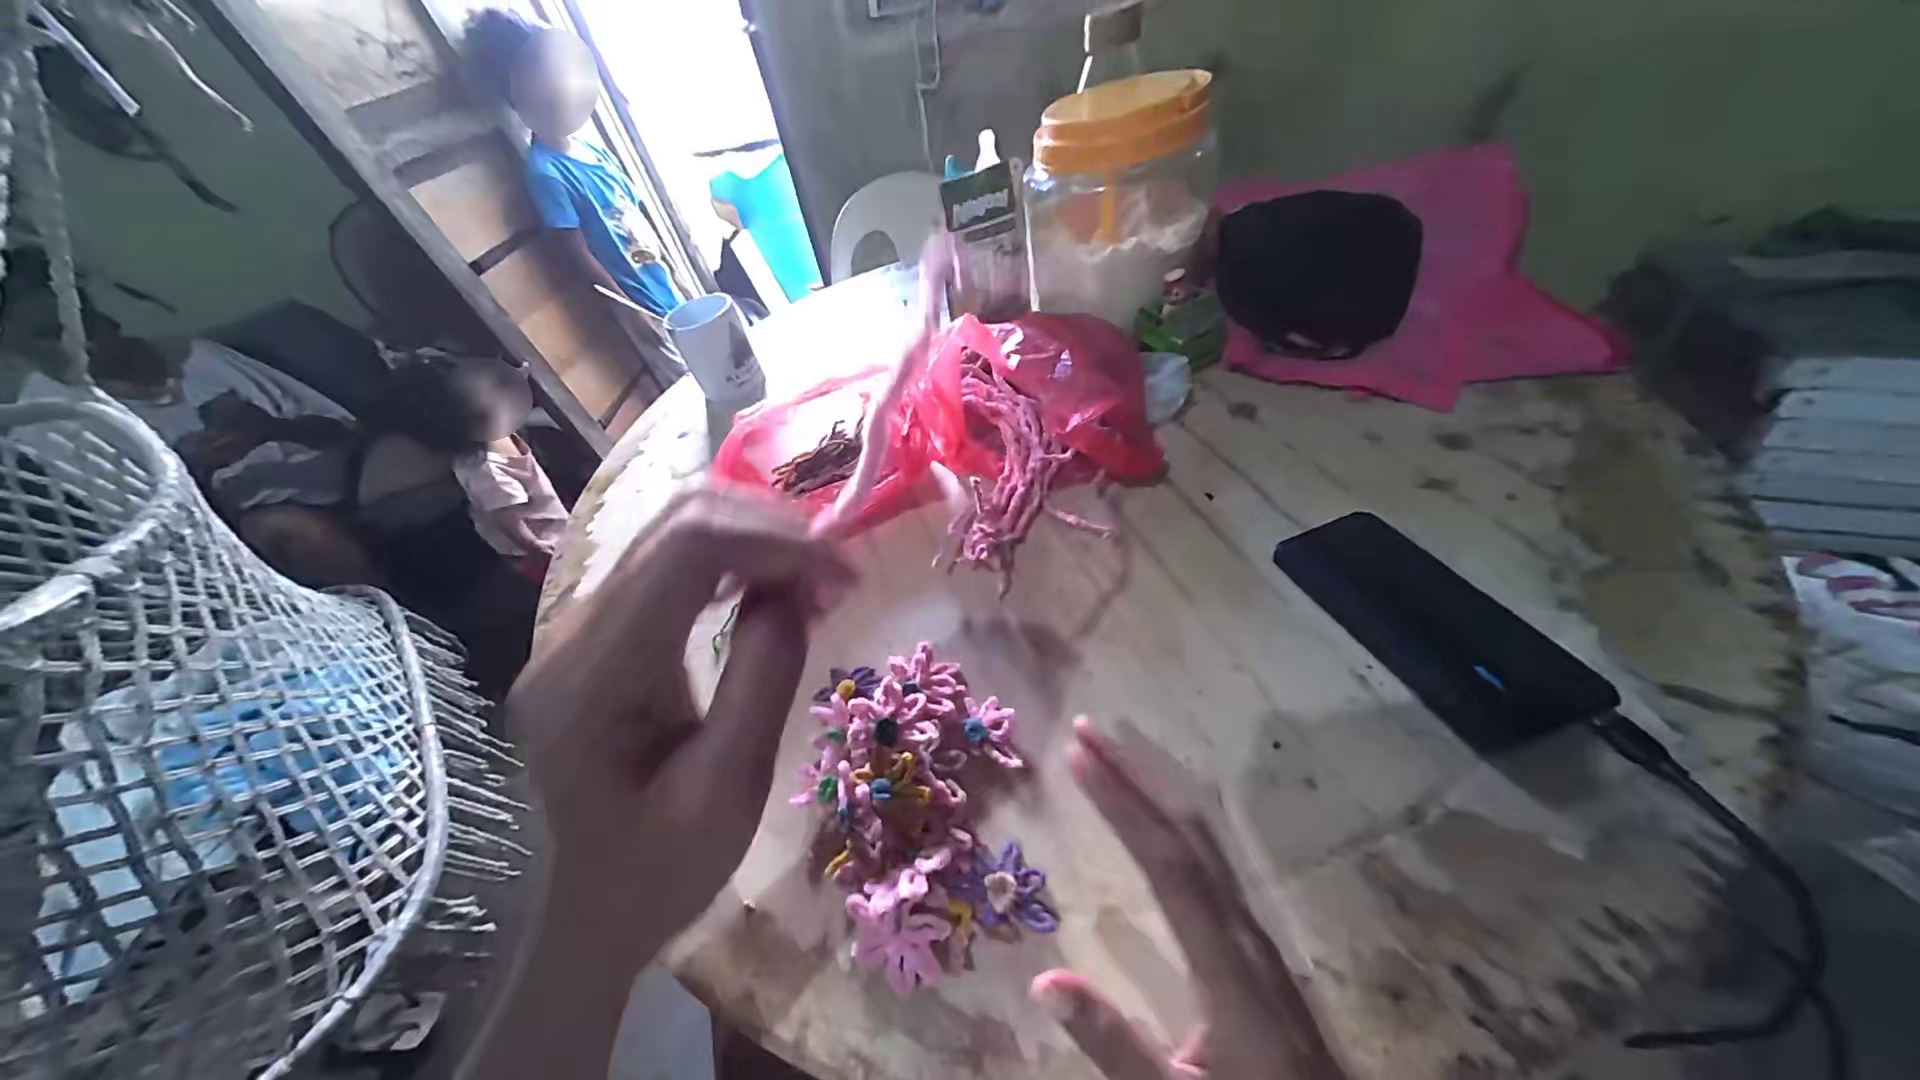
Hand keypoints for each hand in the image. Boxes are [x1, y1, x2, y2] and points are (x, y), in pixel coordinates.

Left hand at [506, 489, 855, 955]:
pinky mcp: (602, 634)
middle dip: (774, 530)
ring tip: (815, 582)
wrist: (567, 921)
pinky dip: (738, 560)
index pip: (689, 549)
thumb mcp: (726, 794)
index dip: (779, 543)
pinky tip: (773, 590)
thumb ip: (764, 680)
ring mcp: (582, 626)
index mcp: (595, 673)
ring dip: (758, 540)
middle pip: (680, 520)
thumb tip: (797, 592)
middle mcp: (576, 630)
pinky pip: (674, 564)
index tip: (845, 578)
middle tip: (837, 578)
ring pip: (677, 530)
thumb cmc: (648, 879)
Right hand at [1033, 719, 1347, 1079]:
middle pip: (1186, 830)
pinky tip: (1155, 815)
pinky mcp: (1252, 939)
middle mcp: (1242, 927)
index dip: (1120, 803)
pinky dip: (1171, 816)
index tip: (1078, 756)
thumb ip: (1113, 1046)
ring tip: (1110, 757)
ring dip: (1153, 788)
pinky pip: (1208, 856)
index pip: (1165, 861)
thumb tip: (1042, 980)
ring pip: (1202, 837)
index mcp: (1225, 961)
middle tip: (1087, 732)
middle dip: (1134, 773)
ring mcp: (1252, 929)